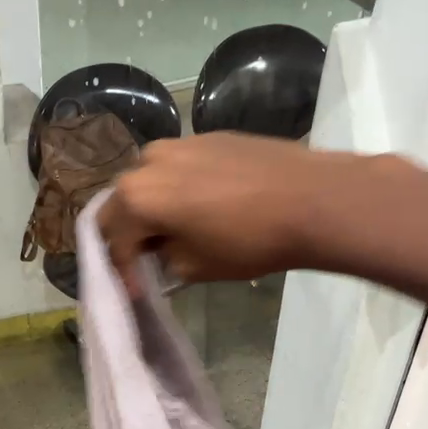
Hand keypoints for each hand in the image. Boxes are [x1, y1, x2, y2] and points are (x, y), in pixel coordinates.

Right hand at [99, 134, 418, 293]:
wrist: (312, 199)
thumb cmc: (247, 241)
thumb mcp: (193, 266)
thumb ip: (163, 257)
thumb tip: (160, 251)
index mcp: (137, 197)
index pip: (115, 241)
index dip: (122, 271)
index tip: (134, 292)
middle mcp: (149, 161)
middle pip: (123, 203)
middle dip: (129, 234)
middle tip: (142, 261)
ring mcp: (181, 143)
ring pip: (149, 181)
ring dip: (151, 208)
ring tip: (169, 234)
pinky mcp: (210, 136)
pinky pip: (177, 168)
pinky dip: (176, 190)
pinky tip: (197, 211)